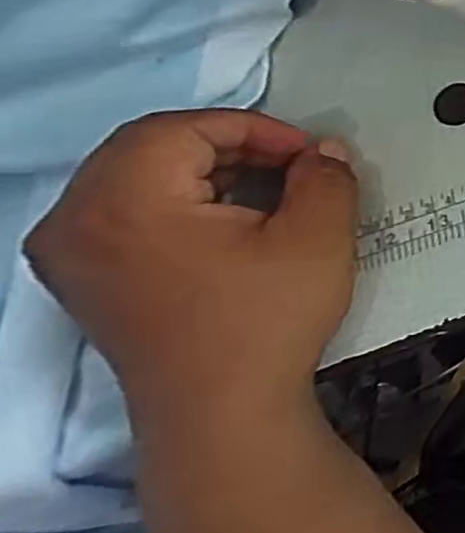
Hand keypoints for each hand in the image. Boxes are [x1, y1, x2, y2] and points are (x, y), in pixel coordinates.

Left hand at [24, 110, 359, 421]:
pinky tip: (233, 222)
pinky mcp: (84, 276)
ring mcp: (69, 253)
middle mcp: (75, 222)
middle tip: (293, 165)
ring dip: (206, 169)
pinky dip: (181, 198)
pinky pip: (124, 208)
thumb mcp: (320, 236)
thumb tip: (322, 151)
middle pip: (147, 146)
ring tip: (270, 192)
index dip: (253, 127)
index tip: (307, 153)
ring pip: (134, 175)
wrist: (222, 405)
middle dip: (230, 144)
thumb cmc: (268, 317)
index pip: (178, 128)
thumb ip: (326, 179)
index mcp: (125, 205)